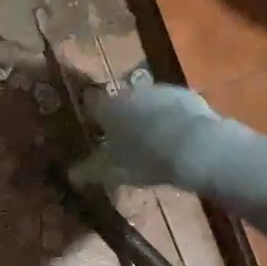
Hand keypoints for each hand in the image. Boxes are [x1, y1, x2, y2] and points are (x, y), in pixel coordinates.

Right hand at [66, 83, 227, 191]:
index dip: (94, 117)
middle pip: (122, 101)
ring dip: (149, 116)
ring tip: (155, 141)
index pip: (92, 105)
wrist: (196, 148)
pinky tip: (179, 138)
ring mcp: (161, 90)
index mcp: (109, 107)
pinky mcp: (187, 95)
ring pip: (148, 102)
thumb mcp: (113, 172)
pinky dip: (172, 118)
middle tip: (127, 140)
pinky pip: (173, 106)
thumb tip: (70, 175)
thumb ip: (89, 171)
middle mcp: (132, 91)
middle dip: (123, 117)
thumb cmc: (146, 160)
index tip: (97, 131)